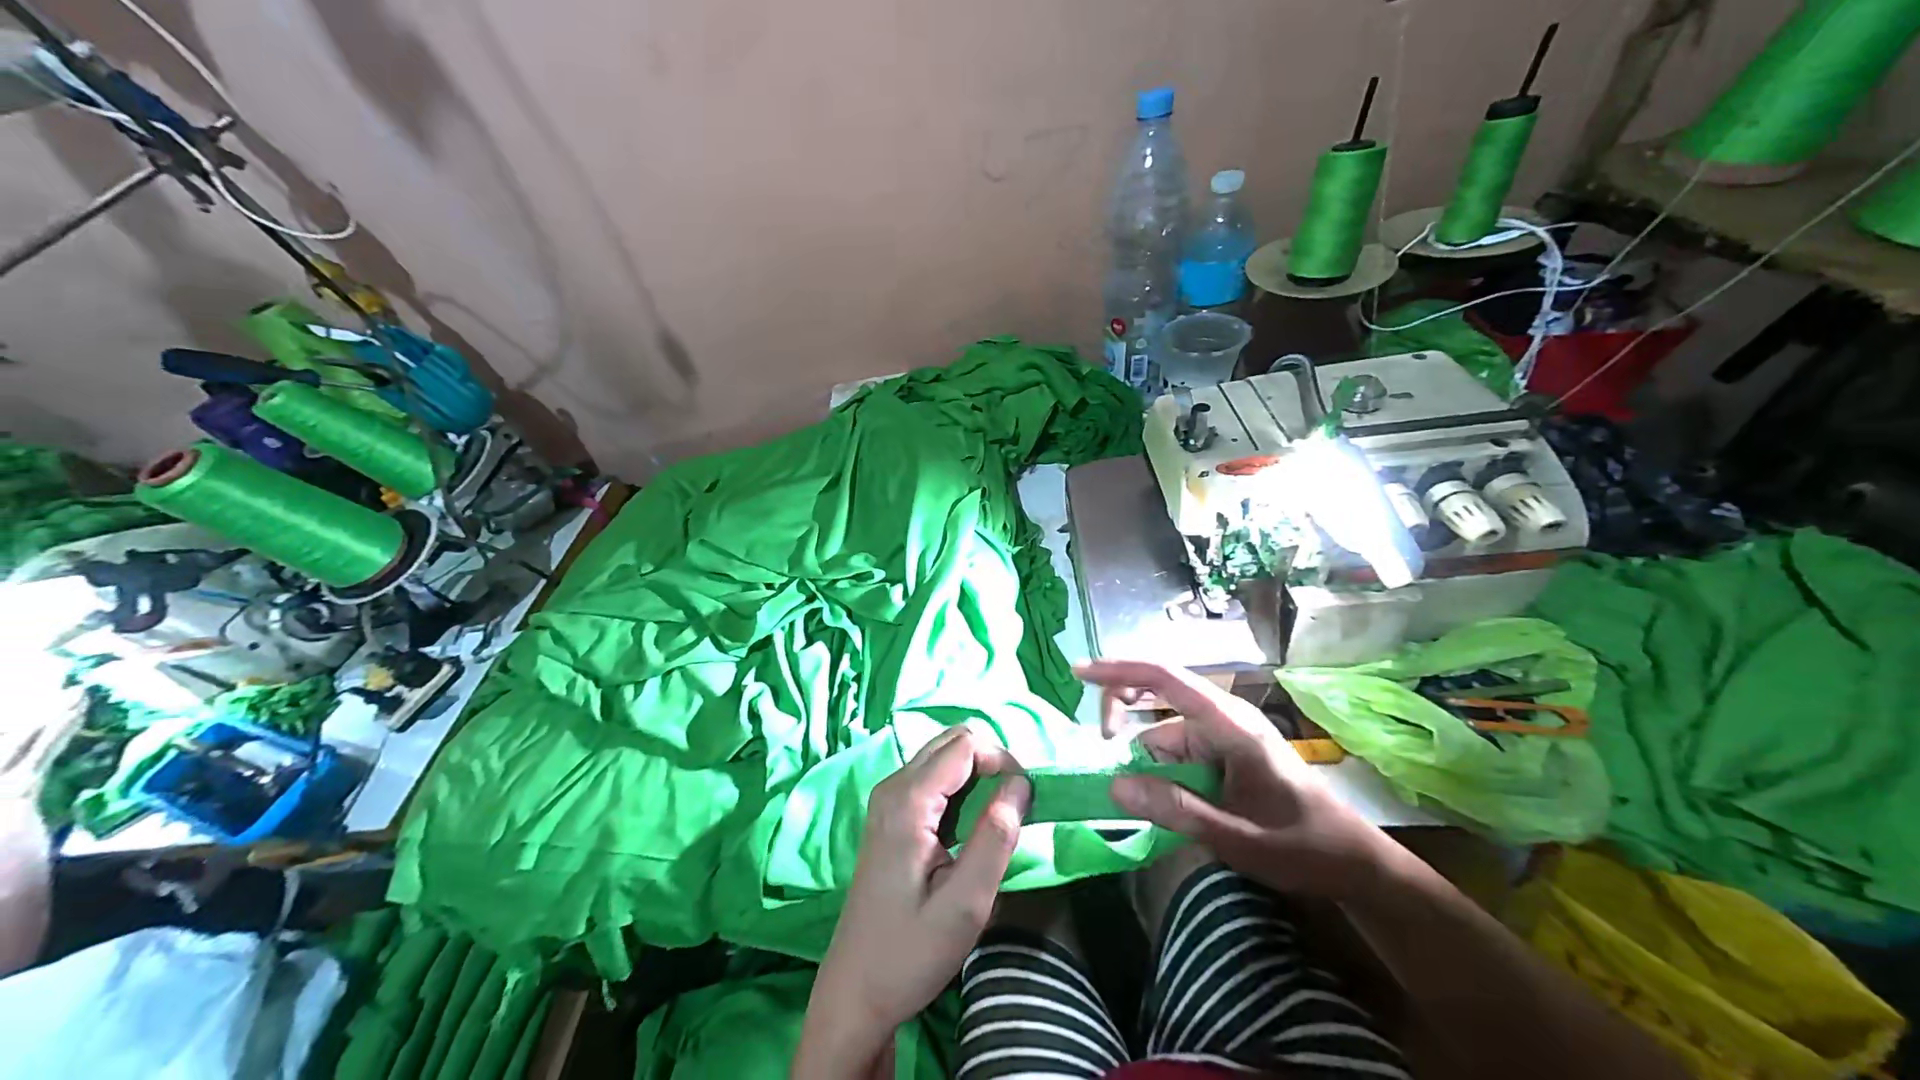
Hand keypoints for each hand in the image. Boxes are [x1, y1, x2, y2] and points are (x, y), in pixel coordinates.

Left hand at [796, 725, 1030, 1078]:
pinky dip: (961, 790)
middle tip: (1012, 809)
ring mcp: (888, 800)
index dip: (1002, 762)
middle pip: (953, 742)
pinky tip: (970, 830)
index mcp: (907, 802)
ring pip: (943, 758)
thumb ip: (995, 838)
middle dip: (992, 763)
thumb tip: (1021, 784)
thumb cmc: (910, 954)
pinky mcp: (890, 816)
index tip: (1022, 802)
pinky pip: (933, 780)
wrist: (855, 990)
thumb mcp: (966, 904)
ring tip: (996, 822)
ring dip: (978, 776)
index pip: (965, 744)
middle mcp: (893, 787)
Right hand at [1080, 659, 1397, 899]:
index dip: (1119, 671)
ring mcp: (1224, 736)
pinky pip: (1177, 751)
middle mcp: (1224, 720)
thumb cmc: (1302, 846)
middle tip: (1099, 748)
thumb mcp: (1236, 836)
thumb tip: (1114, 783)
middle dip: (1123, 715)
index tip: (1079, 672)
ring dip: (1143, 758)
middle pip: (1158, 698)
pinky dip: (1159, 770)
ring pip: (1163, 733)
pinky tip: (1158, 800)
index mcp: (1231, 726)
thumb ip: (1174, 810)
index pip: (1166, 680)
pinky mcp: (1224, 755)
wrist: (1354, 862)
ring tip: (1138, 798)